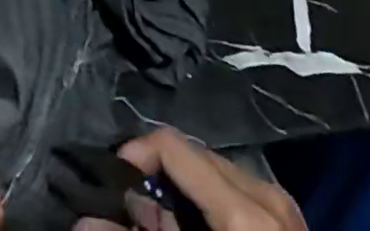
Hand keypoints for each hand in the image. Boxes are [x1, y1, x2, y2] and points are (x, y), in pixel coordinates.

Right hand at [73, 128, 304, 230]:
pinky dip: (205, 197)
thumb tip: (85, 221)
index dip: (135, 153)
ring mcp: (279, 199)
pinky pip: (234, 184)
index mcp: (241, 210)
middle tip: (126, 206)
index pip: (175, 145)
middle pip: (192, 153)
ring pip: (212, 166)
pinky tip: (190, 223)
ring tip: (157, 219)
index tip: (111, 179)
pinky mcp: (285, 210)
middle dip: (154, 172)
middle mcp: (263, 191)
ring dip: (178, 185)